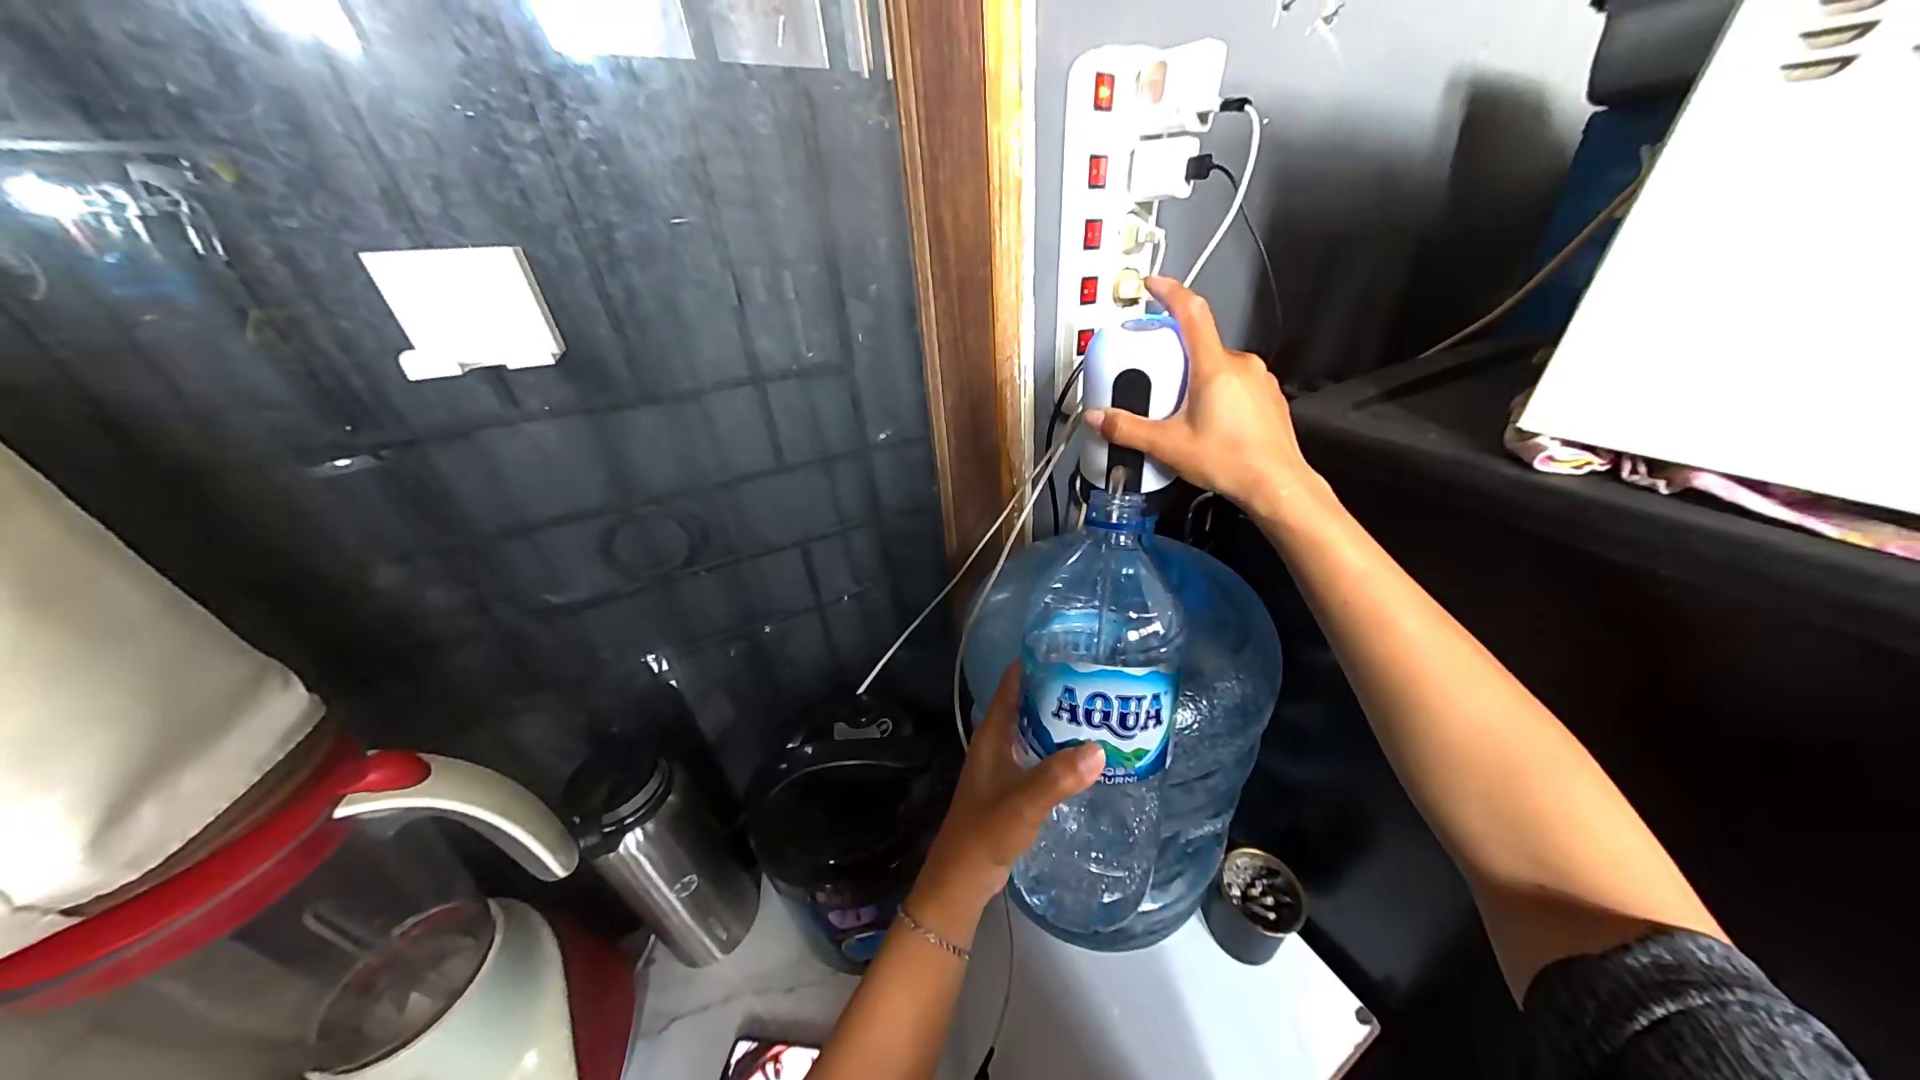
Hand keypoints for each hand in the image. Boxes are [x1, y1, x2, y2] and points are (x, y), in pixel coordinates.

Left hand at [908, 664, 1103, 940]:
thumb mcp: (1023, 803)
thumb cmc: (985, 832)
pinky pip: (1040, 752)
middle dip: (1060, 689)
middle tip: (1101, 680)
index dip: (1038, 662)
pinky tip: (1087, 754)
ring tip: (1102, 711)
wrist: (963, 877)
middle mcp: (997, 740)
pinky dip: (1061, 747)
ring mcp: (1005, 761)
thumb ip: (1057, 777)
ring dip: (1062, 719)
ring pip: (1036, 727)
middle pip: (1029, 701)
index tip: (1073, 650)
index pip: (1014, 682)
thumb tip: (1099, 748)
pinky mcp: (1013, 783)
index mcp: (993, 732)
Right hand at [1084, 276, 1328, 522]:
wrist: (1276, 485)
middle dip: (1173, 359)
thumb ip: (1127, 428)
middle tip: (1157, 386)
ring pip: (1216, 366)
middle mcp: (1240, 365)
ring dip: (1194, 380)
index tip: (1153, 285)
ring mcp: (1257, 380)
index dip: (1169, 292)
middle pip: (1197, 345)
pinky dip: (1215, 394)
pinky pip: (1234, 383)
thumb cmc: (1233, 462)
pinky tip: (1207, 424)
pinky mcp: (1266, 397)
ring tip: (1180, 414)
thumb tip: (1100, 419)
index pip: (1191, 312)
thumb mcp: (1167, 445)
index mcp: (1214, 367)